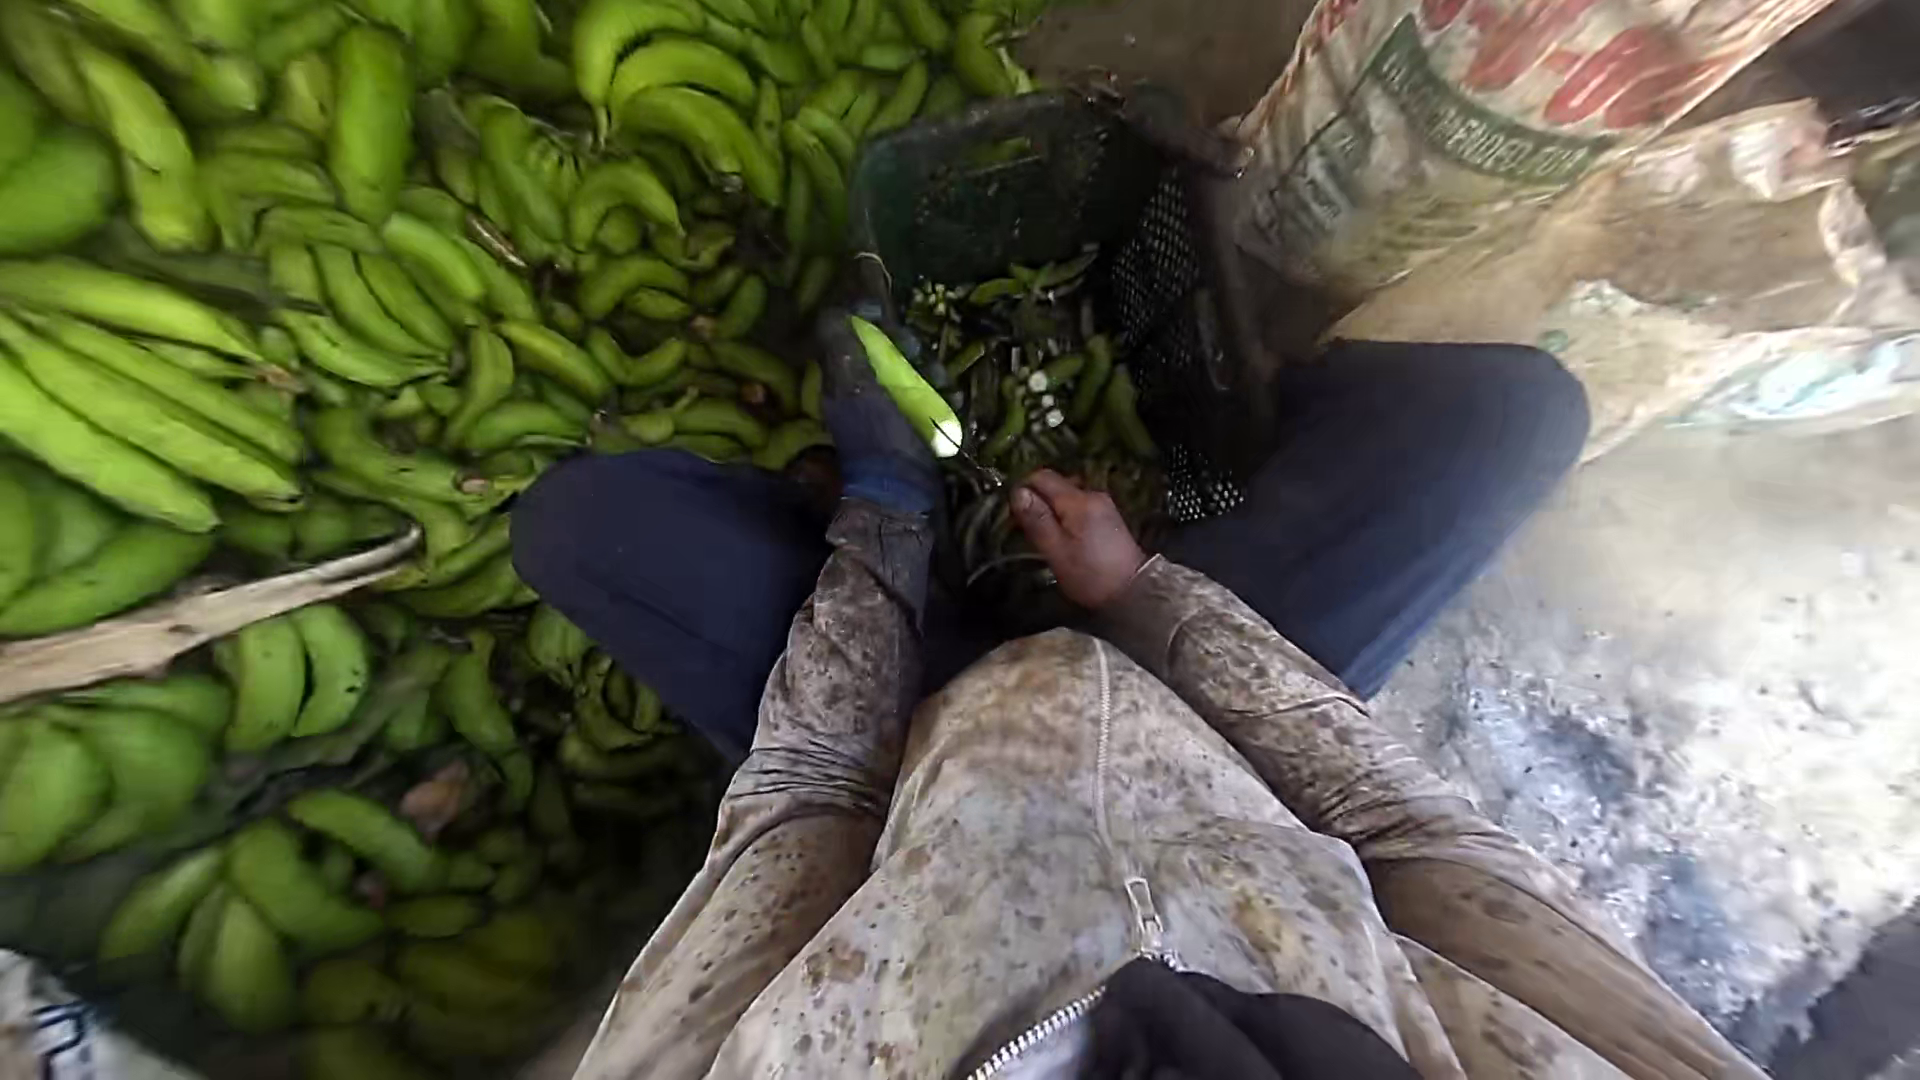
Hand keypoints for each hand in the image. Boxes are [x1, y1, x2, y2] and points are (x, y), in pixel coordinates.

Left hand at [814, 306, 938, 514]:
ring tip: (940, 384)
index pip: (854, 335)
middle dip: (907, 348)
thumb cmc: (879, 437)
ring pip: (913, 372)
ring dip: (930, 372)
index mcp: (843, 380)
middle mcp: (865, 391)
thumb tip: (834, 308)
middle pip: (888, 351)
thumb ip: (842, 346)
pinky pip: (929, 398)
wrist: (904, 492)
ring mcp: (891, 409)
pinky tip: (949, 401)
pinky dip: (940, 396)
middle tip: (918, 356)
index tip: (887, 318)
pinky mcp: (914, 425)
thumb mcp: (855, 386)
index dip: (870, 321)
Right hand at [1011, 469, 1147, 609]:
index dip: (1023, 489)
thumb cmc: (1089, 575)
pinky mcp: (1108, 516)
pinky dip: (1065, 514)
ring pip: (1066, 494)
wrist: (1133, 592)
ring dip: (1051, 508)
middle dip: (1037, 499)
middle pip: (1055, 483)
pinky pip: (1078, 505)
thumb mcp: (1056, 551)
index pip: (1042, 476)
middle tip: (1026, 526)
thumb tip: (1017, 491)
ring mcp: (1103, 504)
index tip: (1014, 512)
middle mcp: (1092, 494)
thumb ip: (1037, 520)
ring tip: (1043, 532)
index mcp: (1078, 500)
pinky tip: (1063, 534)